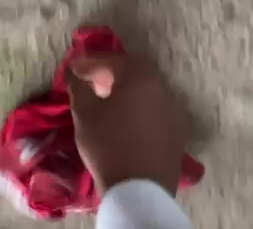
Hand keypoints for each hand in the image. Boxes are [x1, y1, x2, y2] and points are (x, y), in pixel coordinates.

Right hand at [66, 51, 190, 195]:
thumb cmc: (108, 143)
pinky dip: (139, 107)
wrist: (139, 191)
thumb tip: (75, 72)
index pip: (112, 60)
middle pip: (134, 71)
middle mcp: (164, 90)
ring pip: (147, 91)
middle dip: (111, 72)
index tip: (73, 69)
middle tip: (91, 81)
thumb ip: (78, 84)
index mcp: (141, 78)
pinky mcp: (178, 135)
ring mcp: (175, 114)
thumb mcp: (83, 110)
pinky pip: (156, 109)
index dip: (90, 62)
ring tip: (106, 100)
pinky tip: (124, 119)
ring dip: (126, 90)